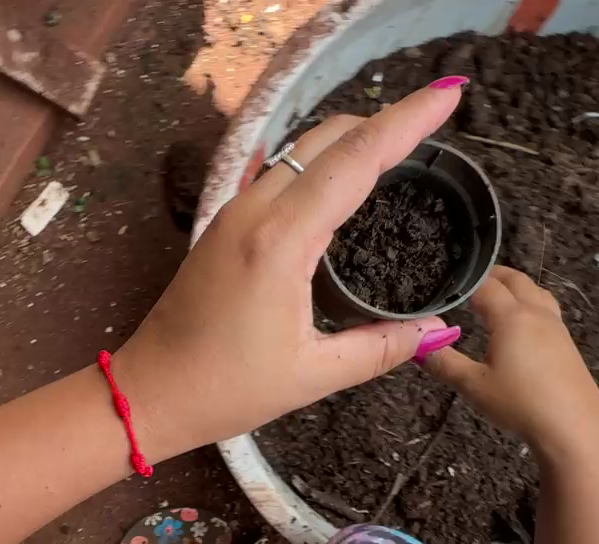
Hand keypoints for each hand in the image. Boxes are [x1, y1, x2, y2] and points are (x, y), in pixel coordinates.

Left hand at [110, 80, 469, 461]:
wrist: (147, 394)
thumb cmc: (222, 390)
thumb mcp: (311, 376)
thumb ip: (380, 349)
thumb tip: (438, 332)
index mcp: (279, 243)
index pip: (355, 160)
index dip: (407, 122)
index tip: (450, 94)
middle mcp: (251, 214)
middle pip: (326, 141)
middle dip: (382, 123)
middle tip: (432, 124)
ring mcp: (230, 217)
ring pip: (297, 153)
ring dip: (346, 142)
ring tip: (395, 148)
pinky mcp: (219, 230)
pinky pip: (275, 178)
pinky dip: (315, 167)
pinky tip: (337, 185)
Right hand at [419, 266, 598, 462]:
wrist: (571, 424)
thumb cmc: (518, 402)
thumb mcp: (473, 385)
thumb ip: (444, 363)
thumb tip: (420, 347)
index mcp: (511, 318)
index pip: (486, 287)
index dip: (465, 282)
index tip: (446, 282)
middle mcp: (536, 313)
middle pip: (516, 281)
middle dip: (493, 275)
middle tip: (470, 278)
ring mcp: (555, 327)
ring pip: (535, 292)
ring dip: (515, 286)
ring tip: (497, 294)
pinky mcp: (565, 342)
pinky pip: (545, 309)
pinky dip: (527, 303)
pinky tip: (519, 324)